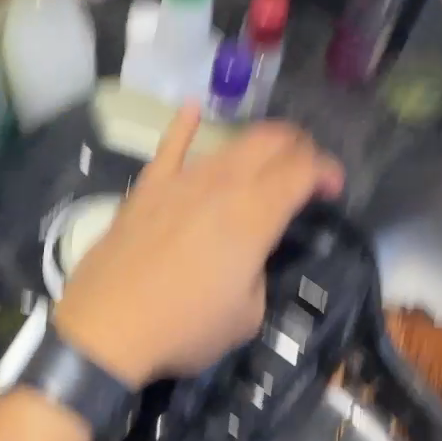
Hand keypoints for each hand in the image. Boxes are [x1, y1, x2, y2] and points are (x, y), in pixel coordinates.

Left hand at [53, 106, 341, 386]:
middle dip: (298, 148)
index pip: (304, 170)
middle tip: (304, 171)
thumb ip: (258, 274)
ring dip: (254, 147)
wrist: (107, 330)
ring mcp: (179, 181)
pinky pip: (168, 148)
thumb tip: (248, 259)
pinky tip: (191, 110)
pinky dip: (184, 126)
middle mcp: (221, 184)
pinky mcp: (145, 190)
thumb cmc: (185, 329)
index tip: (334, 190)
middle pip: (270, 141)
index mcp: (256, 213)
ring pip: (226, 144)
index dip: (327, 172)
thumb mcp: (247, 316)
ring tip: (263, 160)